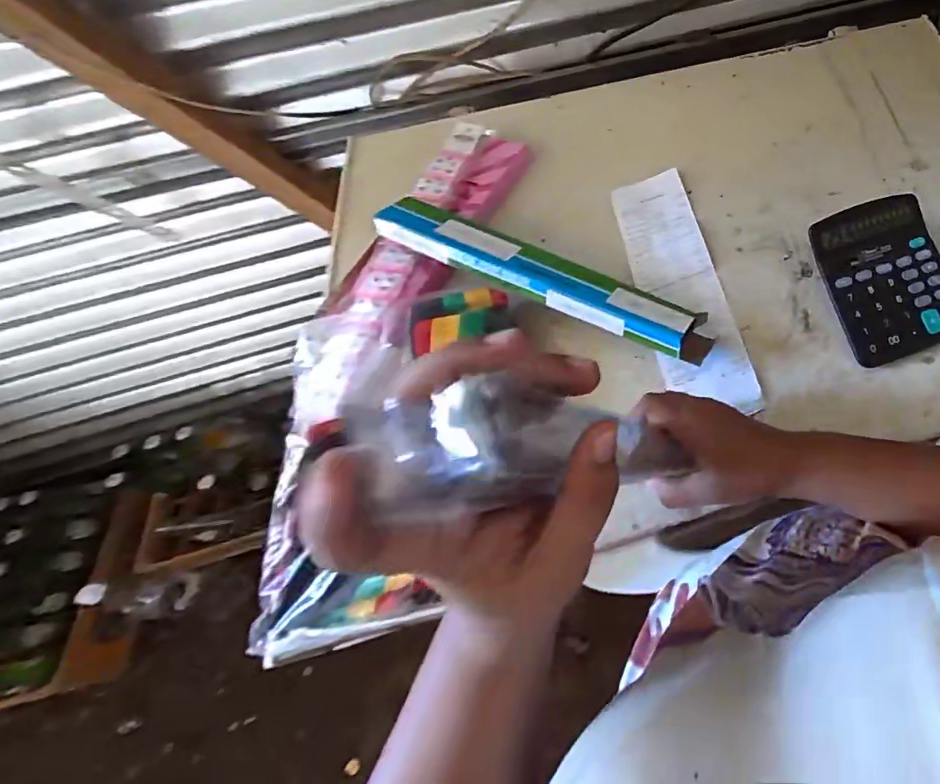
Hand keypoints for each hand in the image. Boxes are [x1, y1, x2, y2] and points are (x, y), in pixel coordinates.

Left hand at [297, 330, 617, 641]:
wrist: (516, 584)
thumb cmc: (525, 585)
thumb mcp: (563, 561)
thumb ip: (583, 505)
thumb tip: (606, 432)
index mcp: (426, 542)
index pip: (357, 538)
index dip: (334, 511)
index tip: (339, 469)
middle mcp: (418, 488)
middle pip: (402, 417)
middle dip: (453, 371)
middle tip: (518, 353)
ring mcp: (442, 452)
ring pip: (446, 385)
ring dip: (507, 362)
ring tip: (579, 374)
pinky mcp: (470, 430)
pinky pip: (485, 383)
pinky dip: (531, 369)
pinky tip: (578, 376)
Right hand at [633, 392, 809, 507]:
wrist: (786, 461)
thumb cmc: (744, 473)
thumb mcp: (703, 490)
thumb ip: (671, 491)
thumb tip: (653, 485)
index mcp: (688, 415)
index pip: (648, 404)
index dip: (632, 423)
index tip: (632, 450)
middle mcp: (698, 404)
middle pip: (659, 404)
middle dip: (646, 428)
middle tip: (646, 458)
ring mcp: (712, 408)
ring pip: (676, 409)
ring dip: (664, 429)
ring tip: (665, 460)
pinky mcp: (723, 415)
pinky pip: (691, 414)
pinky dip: (681, 430)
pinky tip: (688, 457)